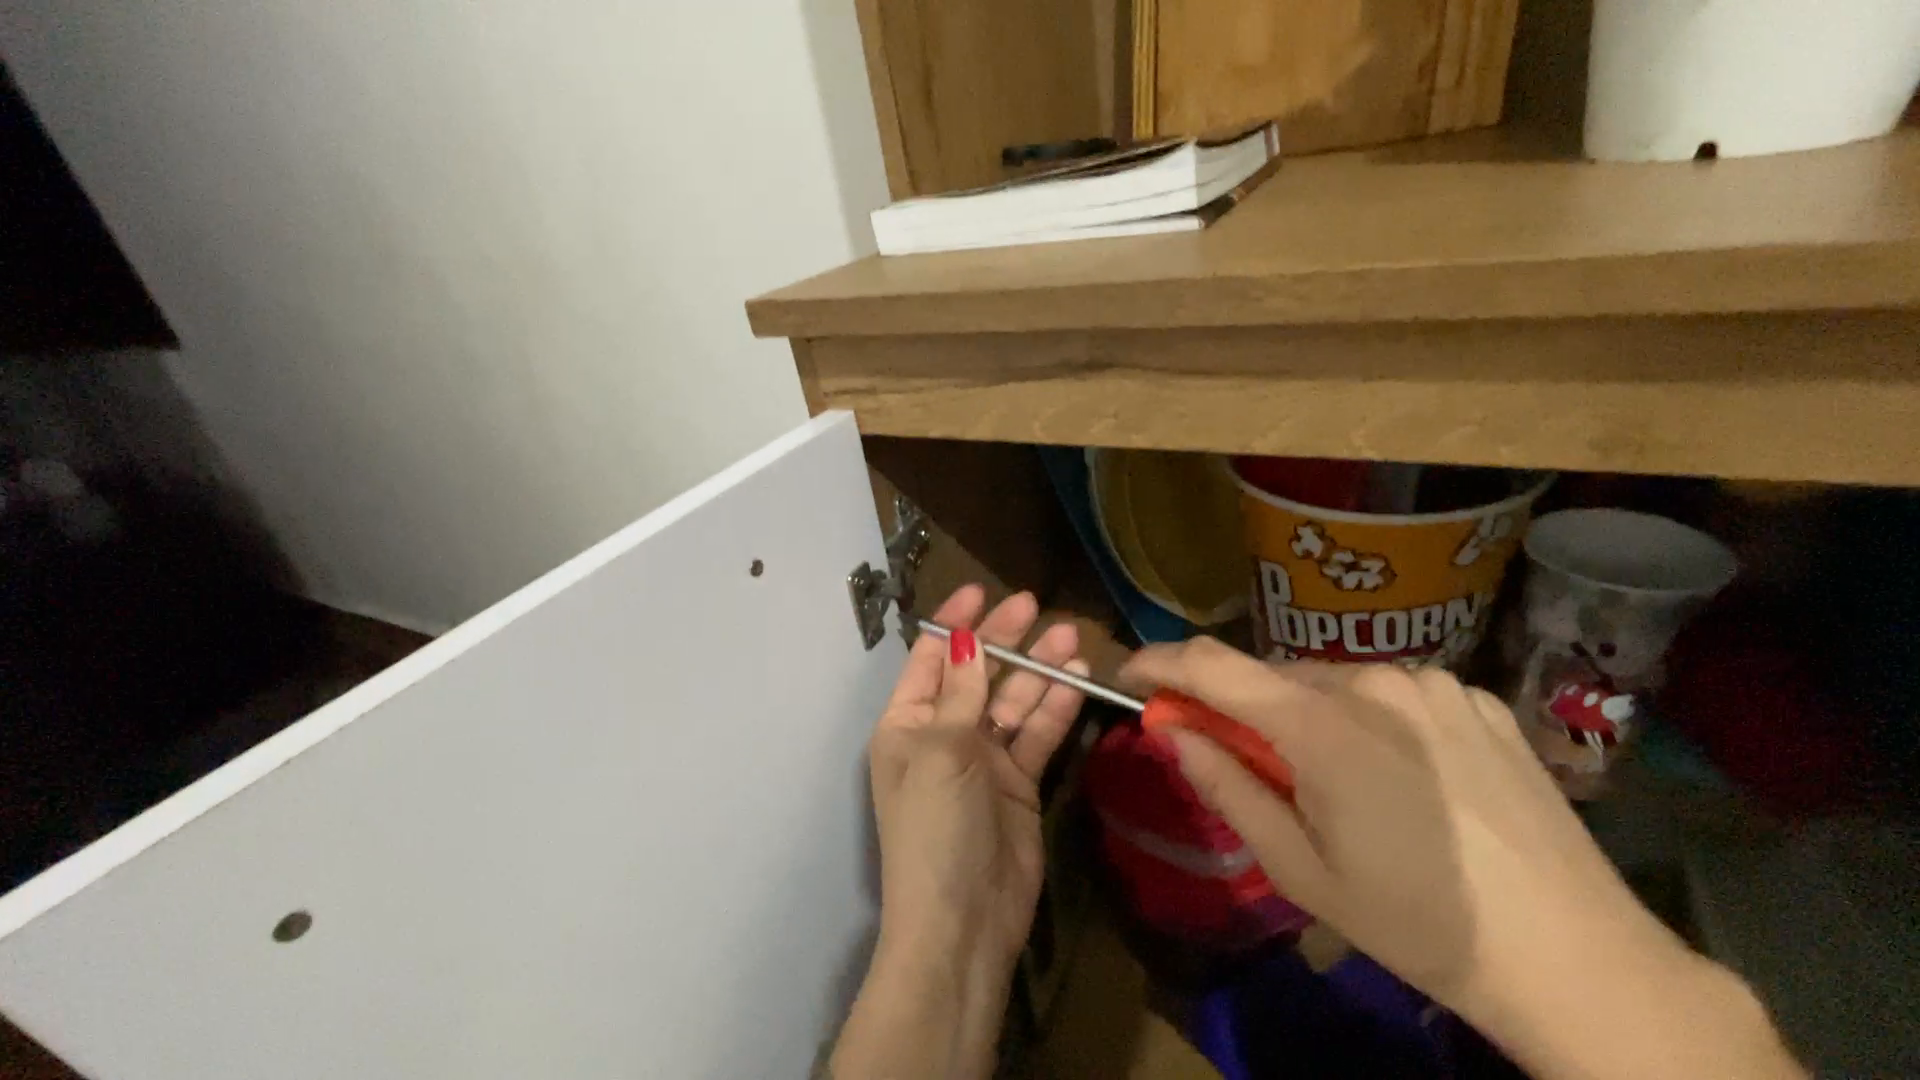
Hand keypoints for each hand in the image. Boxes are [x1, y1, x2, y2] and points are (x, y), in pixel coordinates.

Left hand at [868, 585, 1085, 968]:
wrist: (963, 920)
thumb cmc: (934, 827)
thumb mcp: (941, 751)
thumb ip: (962, 694)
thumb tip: (968, 640)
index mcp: (907, 723)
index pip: (932, 659)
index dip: (955, 623)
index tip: (981, 591)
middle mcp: (943, 735)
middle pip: (978, 674)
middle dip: (1004, 639)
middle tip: (1037, 606)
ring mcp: (983, 759)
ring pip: (1014, 701)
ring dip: (1039, 670)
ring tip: (1070, 636)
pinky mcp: (1018, 783)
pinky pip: (1037, 735)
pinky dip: (1056, 709)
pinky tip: (1078, 681)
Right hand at [1121, 640, 1801, 1079]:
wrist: (1574, 957)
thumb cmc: (1413, 923)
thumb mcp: (1298, 868)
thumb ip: (1225, 785)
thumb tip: (1170, 728)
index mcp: (1323, 724)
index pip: (1214, 665)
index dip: (1162, 662)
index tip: (1131, 676)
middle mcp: (1375, 681)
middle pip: (1274, 674)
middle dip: (1239, 705)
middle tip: (1235, 756)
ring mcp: (1433, 683)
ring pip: (1333, 681)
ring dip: (1305, 713)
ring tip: (1329, 780)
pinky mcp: (1475, 697)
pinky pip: (1392, 692)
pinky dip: (1367, 719)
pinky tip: (1397, 775)